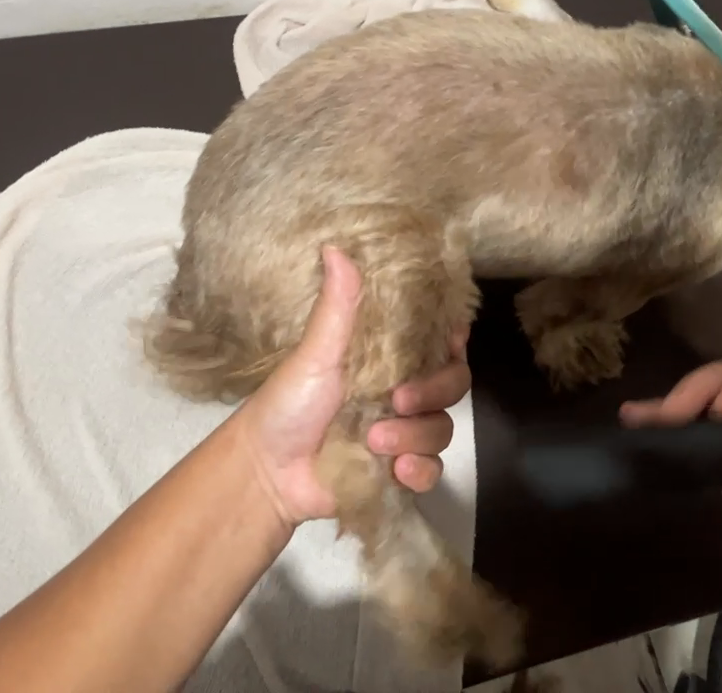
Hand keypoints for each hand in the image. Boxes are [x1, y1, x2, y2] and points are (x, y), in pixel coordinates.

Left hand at [233, 247, 471, 526]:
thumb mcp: (315, 353)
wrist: (267, 473)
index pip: (436, 340)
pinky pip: (432, 470)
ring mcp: (404, 432)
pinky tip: (397, 471)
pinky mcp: (399, 471)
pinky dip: (420, 470)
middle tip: (400, 399)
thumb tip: (335, 247)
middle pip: (453, 382)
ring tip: (374, 441)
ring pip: (442, 427)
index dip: (452, 337)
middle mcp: (402, 391)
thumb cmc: (288, 402)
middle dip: (435, 390)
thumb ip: (338, 307)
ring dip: (415, 435)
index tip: (453, 335)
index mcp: (386, 357)